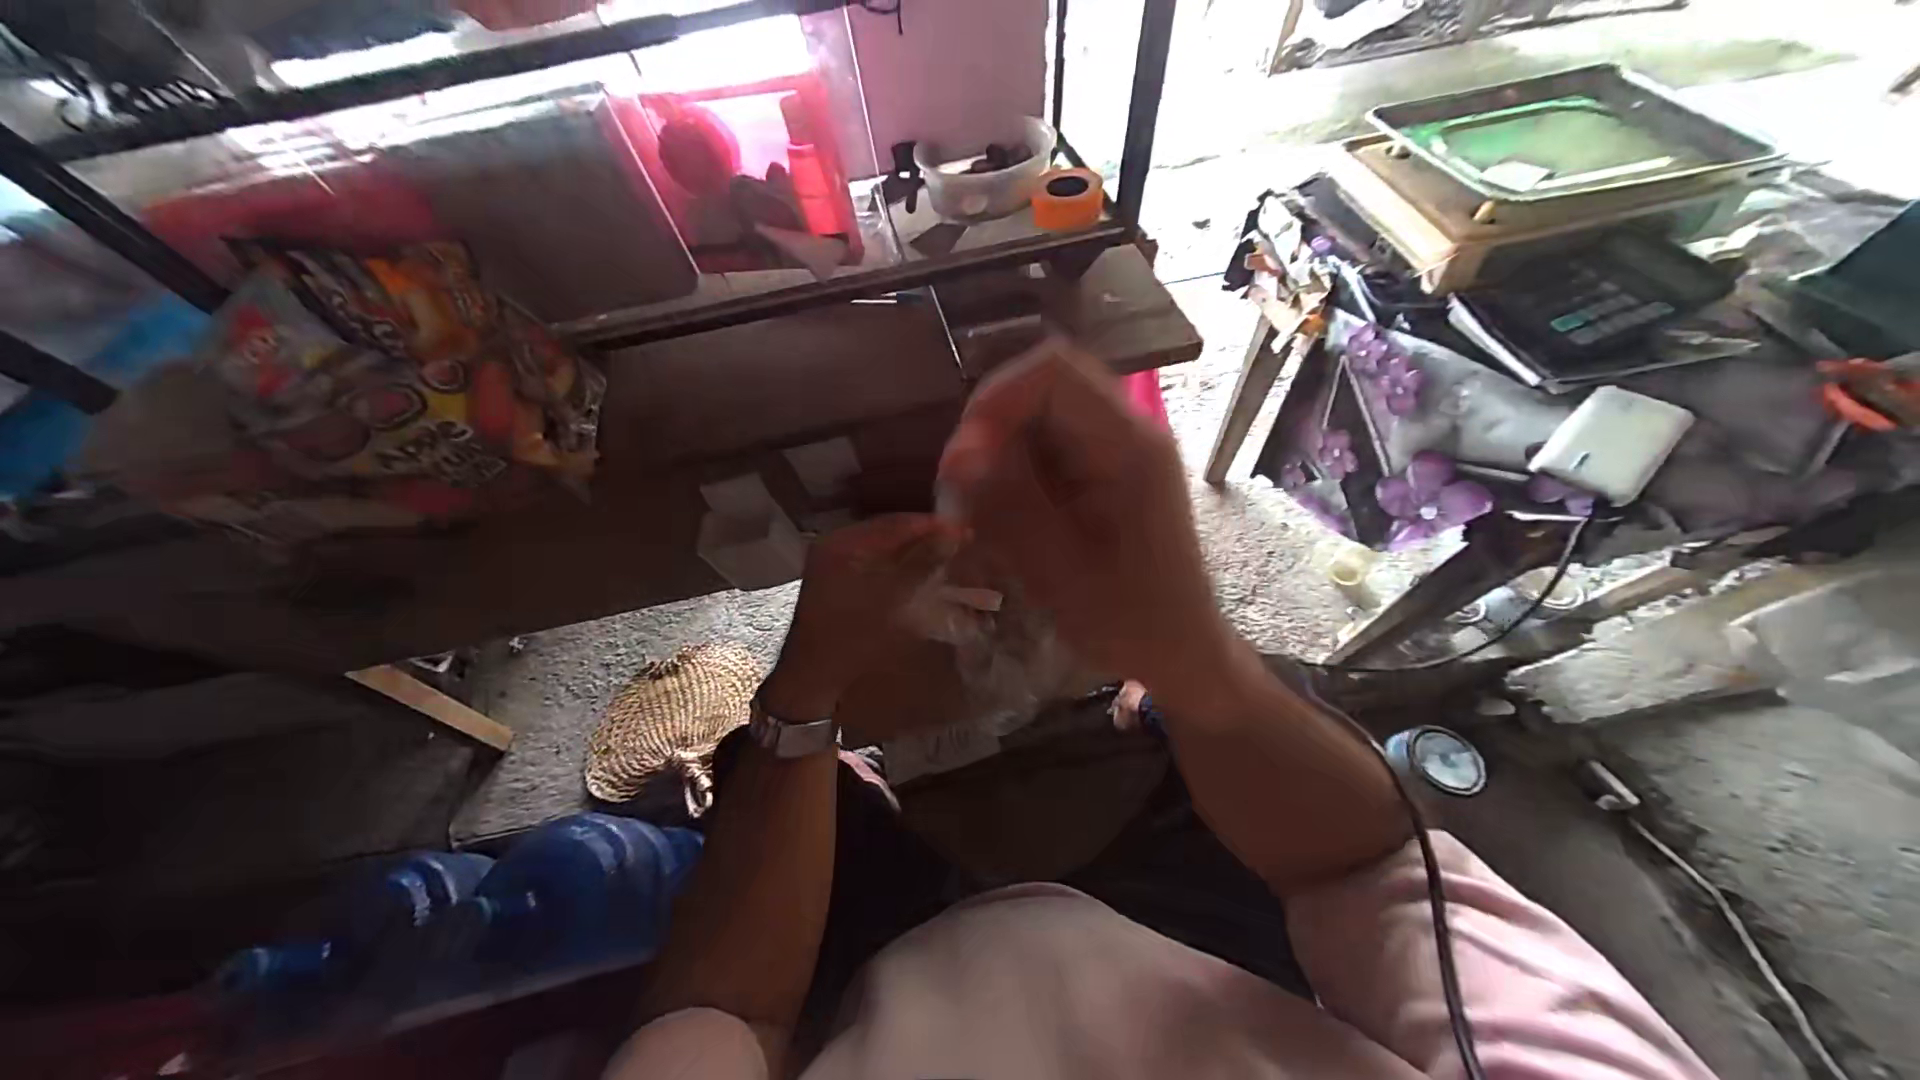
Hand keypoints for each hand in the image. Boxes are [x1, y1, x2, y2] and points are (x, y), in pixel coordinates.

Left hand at [761, 514, 961, 719]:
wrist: (814, 678)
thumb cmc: (851, 638)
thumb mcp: (892, 599)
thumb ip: (922, 563)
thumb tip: (953, 534)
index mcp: (843, 543)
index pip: (894, 523)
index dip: (931, 526)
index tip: (964, 531)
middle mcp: (837, 546)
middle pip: (890, 534)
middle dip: (926, 539)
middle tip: (960, 544)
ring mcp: (836, 565)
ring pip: (886, 550)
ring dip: (916, 554)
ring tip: (948, 558)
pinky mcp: (841, 584)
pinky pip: (877, 566)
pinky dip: (902, 569)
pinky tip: (923, 577)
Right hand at [937, 340, 1230, 696]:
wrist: (1180, 651)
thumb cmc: (1130, 622)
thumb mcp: (1060, 572)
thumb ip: (1009, 506)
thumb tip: (956, 454)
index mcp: (1128, 445)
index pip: (1051, 372)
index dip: (994, 402)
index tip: (961, 461)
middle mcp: (1127, 431)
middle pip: (1040, 391)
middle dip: (990, 434)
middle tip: (964, 494)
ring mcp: (1118, 450)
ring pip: (1037, 421)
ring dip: (999, 460)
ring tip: (984, 518)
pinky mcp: (1107, 471)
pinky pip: (1047, 450)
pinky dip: (1016, 479)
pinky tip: (1010, 524)